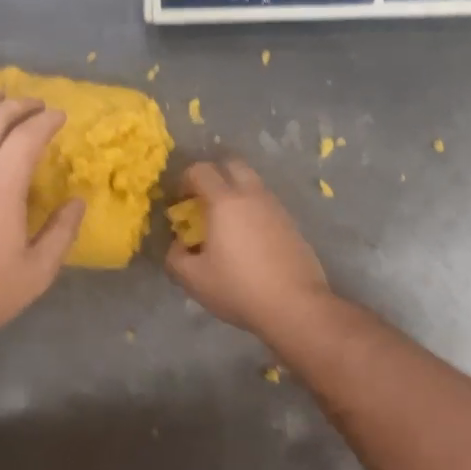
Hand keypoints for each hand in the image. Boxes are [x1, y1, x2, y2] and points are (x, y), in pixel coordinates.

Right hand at [165, 159, 332, 337]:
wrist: (295, 304)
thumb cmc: (238, 288)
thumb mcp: (193, 279)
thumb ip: (176, 257)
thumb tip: (179, 245)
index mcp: (225, 201)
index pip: (201, 170)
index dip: (185, 180)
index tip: (180, 201)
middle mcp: (252, 195)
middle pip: (232, 164)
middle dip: (214, 175)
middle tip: (204, 201)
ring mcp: (276, 207)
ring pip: (253, 183)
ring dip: (236, 192)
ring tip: (227, 223)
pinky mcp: (292, 223)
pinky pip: (267, 204)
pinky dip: (254, 210)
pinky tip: (250, 239)